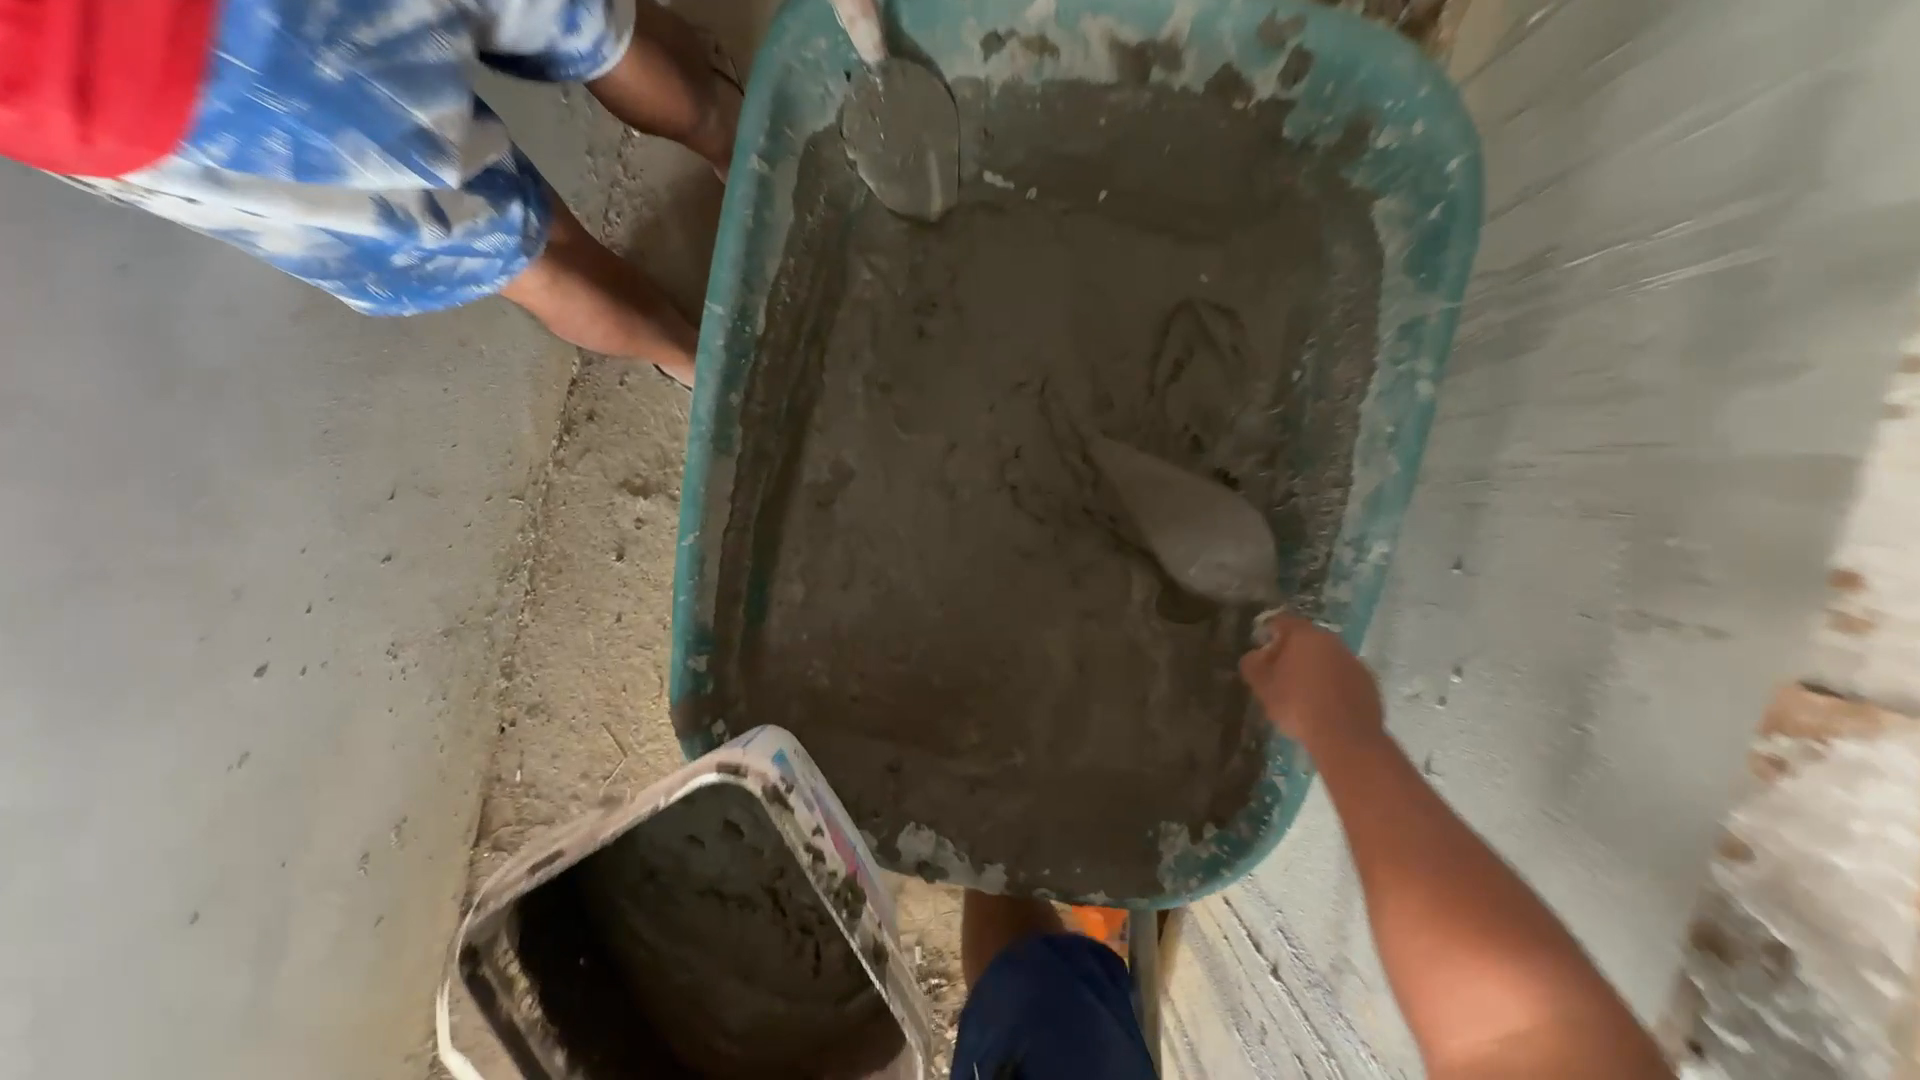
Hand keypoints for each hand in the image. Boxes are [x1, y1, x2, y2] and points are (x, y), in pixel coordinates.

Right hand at [1239, 615, 1384, 750]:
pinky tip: (1324, 705)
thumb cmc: (1297, 705)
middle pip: (1307, 639)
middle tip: (1278, 672)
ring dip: (1314, 668)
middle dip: (1292, 652)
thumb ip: (1252, 664)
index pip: (1282, 622)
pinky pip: (1343, 676)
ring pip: (1327, 657)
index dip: (1268, 632)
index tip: (1260, 649)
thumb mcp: (1262, 686)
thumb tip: (1254, 655)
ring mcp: (1353, 661)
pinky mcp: (1368, 682)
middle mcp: (1332, 641)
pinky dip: (1332, 684)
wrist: (1345, 737)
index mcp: (1304, 635)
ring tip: (1301, 692)